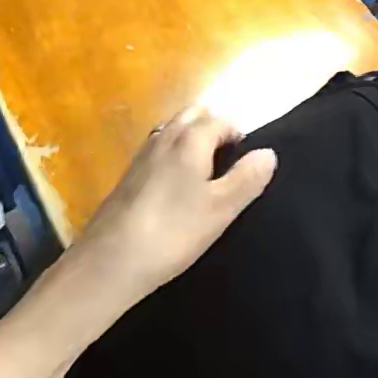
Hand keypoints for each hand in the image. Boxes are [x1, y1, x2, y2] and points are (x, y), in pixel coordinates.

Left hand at [73, 106, 276, 305]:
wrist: (110, 260)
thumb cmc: (173, 231)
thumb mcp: (221, 208)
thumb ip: (247, 178)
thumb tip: (268, 152)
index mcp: (190, 139)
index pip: (221, 120)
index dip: (239, 135)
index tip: (248, 165)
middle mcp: (164, 137)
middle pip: (193, 116)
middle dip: (214, 129)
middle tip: (229, 164)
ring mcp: (141, 156)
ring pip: (172, 131)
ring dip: (191, 140)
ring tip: (206, 176)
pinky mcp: (127, 176)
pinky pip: (158, 151)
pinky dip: (173, 157)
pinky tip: (176, 189)